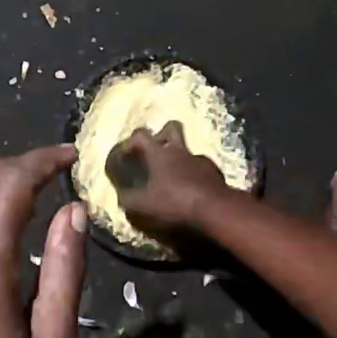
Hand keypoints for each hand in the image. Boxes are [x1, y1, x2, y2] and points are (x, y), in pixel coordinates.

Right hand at [106, 121, 233, 234]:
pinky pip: (202, 168)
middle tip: (156, 149)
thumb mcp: (142, 205)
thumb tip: (120, 197)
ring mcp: (200, 160)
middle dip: (163, 133)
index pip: (140, 134)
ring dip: (180, 159)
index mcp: (158, 153)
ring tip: (174, 177)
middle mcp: (180, 151)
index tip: (126, 154)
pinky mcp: (216, 174)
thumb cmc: (174, 202)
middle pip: (172, 127)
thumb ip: (128, 199)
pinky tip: (192, 190)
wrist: (216, 210)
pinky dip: (196, 175)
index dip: (130, 141)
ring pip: (188, 151)